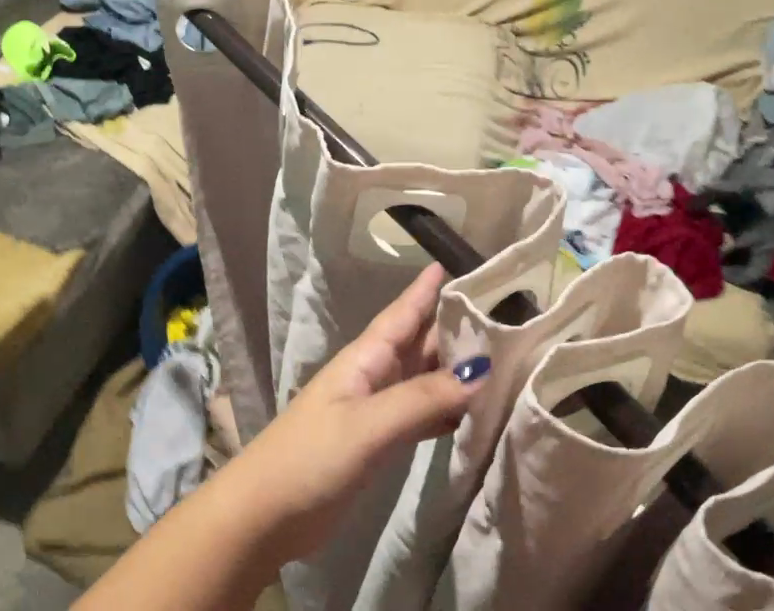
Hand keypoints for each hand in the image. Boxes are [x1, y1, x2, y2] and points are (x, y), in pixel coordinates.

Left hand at [210, 263, 488, 565]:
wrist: (268, 512)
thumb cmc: (311, 457)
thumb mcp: (367, 425)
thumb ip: (421, 400)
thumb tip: (481, 372)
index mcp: (364, 360)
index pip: (402, 315)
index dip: (426, 290)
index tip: (457, 262)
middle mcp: (372, 376)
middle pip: (418, 344)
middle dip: (455, 327)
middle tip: (505, 312)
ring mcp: (374, 410)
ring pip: (423, 378)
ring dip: (457, 369)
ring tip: (503, 357)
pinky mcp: (378, 443)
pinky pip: (421, 414)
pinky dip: (447, 410)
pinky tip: (476, 412)